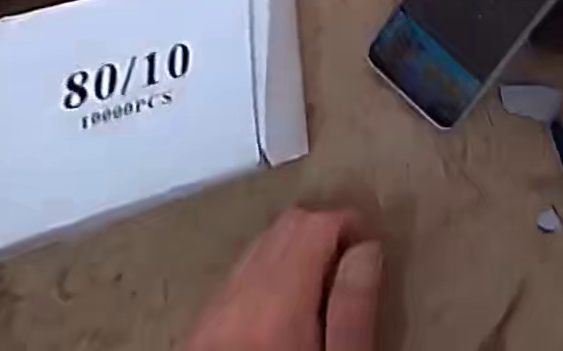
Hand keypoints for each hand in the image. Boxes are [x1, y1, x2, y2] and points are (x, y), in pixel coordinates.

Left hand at [185, 208, 381, 350]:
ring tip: (318, 284)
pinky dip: (266, 273)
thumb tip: (367, 247)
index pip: (315, 224)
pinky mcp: (193, 339)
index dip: (350, 223)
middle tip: (347, 263)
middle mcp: (234, 304)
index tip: (368, 250)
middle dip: (323, 230)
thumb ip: (356, 302)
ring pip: (256, 248)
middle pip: (284, 227)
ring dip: (293, 249)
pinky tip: (282, 306)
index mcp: (276, 305)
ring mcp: (207, 322)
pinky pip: (234, 279)